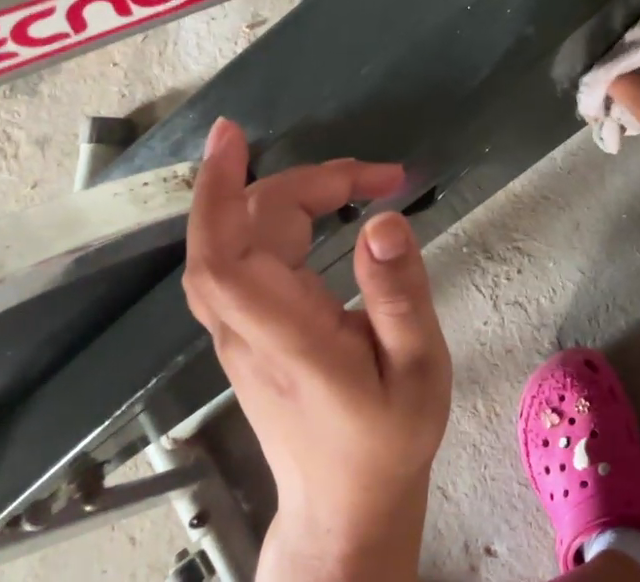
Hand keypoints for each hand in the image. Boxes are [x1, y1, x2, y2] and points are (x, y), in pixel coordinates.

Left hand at [184, 118, 451, 581]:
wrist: (346, 503)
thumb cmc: (388, 438)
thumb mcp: (420, 368)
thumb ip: (400, 296)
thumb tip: (383, 219)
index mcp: (287, 338)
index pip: (226, 256)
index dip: (219, 191)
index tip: (234, 136)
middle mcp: (248, 329)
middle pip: (241, 232)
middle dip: (305, 182)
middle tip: (382, 174)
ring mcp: (241, 332)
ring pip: (240, 241)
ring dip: (293, 195)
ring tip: (363, 180)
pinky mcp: (250, 332)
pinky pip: (248, 257)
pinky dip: (281, 216)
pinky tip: (317, 206)